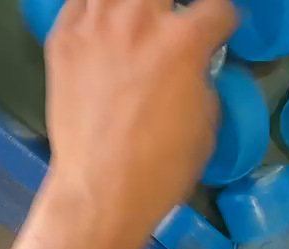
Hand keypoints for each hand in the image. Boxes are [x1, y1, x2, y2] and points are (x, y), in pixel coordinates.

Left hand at [42, 0, 236, 248]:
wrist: (100, 191)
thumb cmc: (161, 171)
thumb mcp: (205, 131)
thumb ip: (203, 86)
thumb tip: (196, 72)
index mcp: (184, 43)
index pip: (216, 8)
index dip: (225, 19)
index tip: (222, 30)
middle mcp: (139, 18)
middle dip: (176, 4)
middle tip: (176, 21)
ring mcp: (96, 22)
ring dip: (134, 5)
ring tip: (137, 21)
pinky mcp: (63, 36)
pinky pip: (81, 0)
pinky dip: (96, 7)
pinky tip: (104, 23)